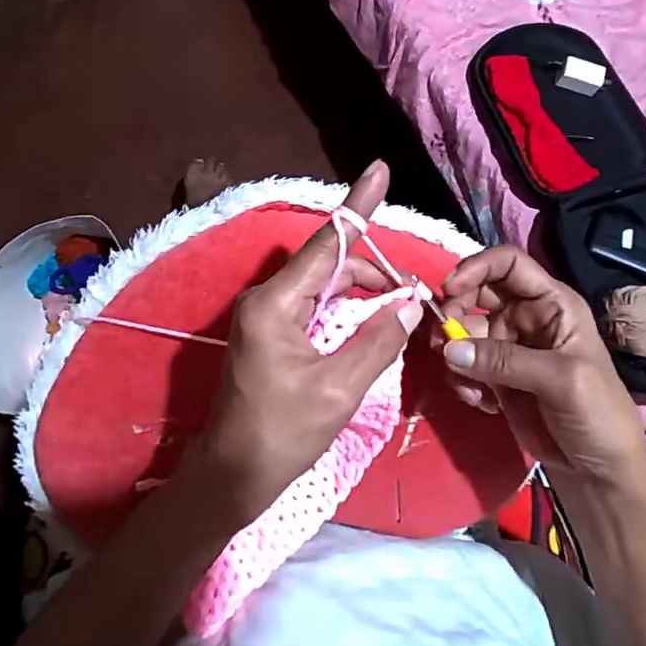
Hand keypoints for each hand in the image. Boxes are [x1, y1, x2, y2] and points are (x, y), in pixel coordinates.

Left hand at [183, 161, 423, 524]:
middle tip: (413, 295)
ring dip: (361, 292)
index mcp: (276, 304)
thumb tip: (410, 305)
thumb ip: (378, 340)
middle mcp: (267, 300)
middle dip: (373, 272)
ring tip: (399, 309)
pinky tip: (370, 321)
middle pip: (329, 265)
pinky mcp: (269, 335)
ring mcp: (265, 317)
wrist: (231, 475)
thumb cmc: (281, 434)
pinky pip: (314, 307)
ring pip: (323, 287)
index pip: (327, 243)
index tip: (379, 169)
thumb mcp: (339, 388)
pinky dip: (345, 310)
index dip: (358, 206)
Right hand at [440, 246, 645, 485]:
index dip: (477, 267)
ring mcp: (508, 347)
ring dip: (454, 355)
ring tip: (468, 389)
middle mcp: (526, 317)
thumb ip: (505, 361)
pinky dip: (461, 380)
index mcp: (552, 303)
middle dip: (452, 312)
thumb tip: (449, 350)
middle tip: (440, 341)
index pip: (508, 263)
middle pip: (475, 293)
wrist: (599, 471)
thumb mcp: (561, 380)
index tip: (448, 288)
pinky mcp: (495, 377)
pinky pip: (462, 365)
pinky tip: (481, 403)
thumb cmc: (598, 414)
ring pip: (462, 332)